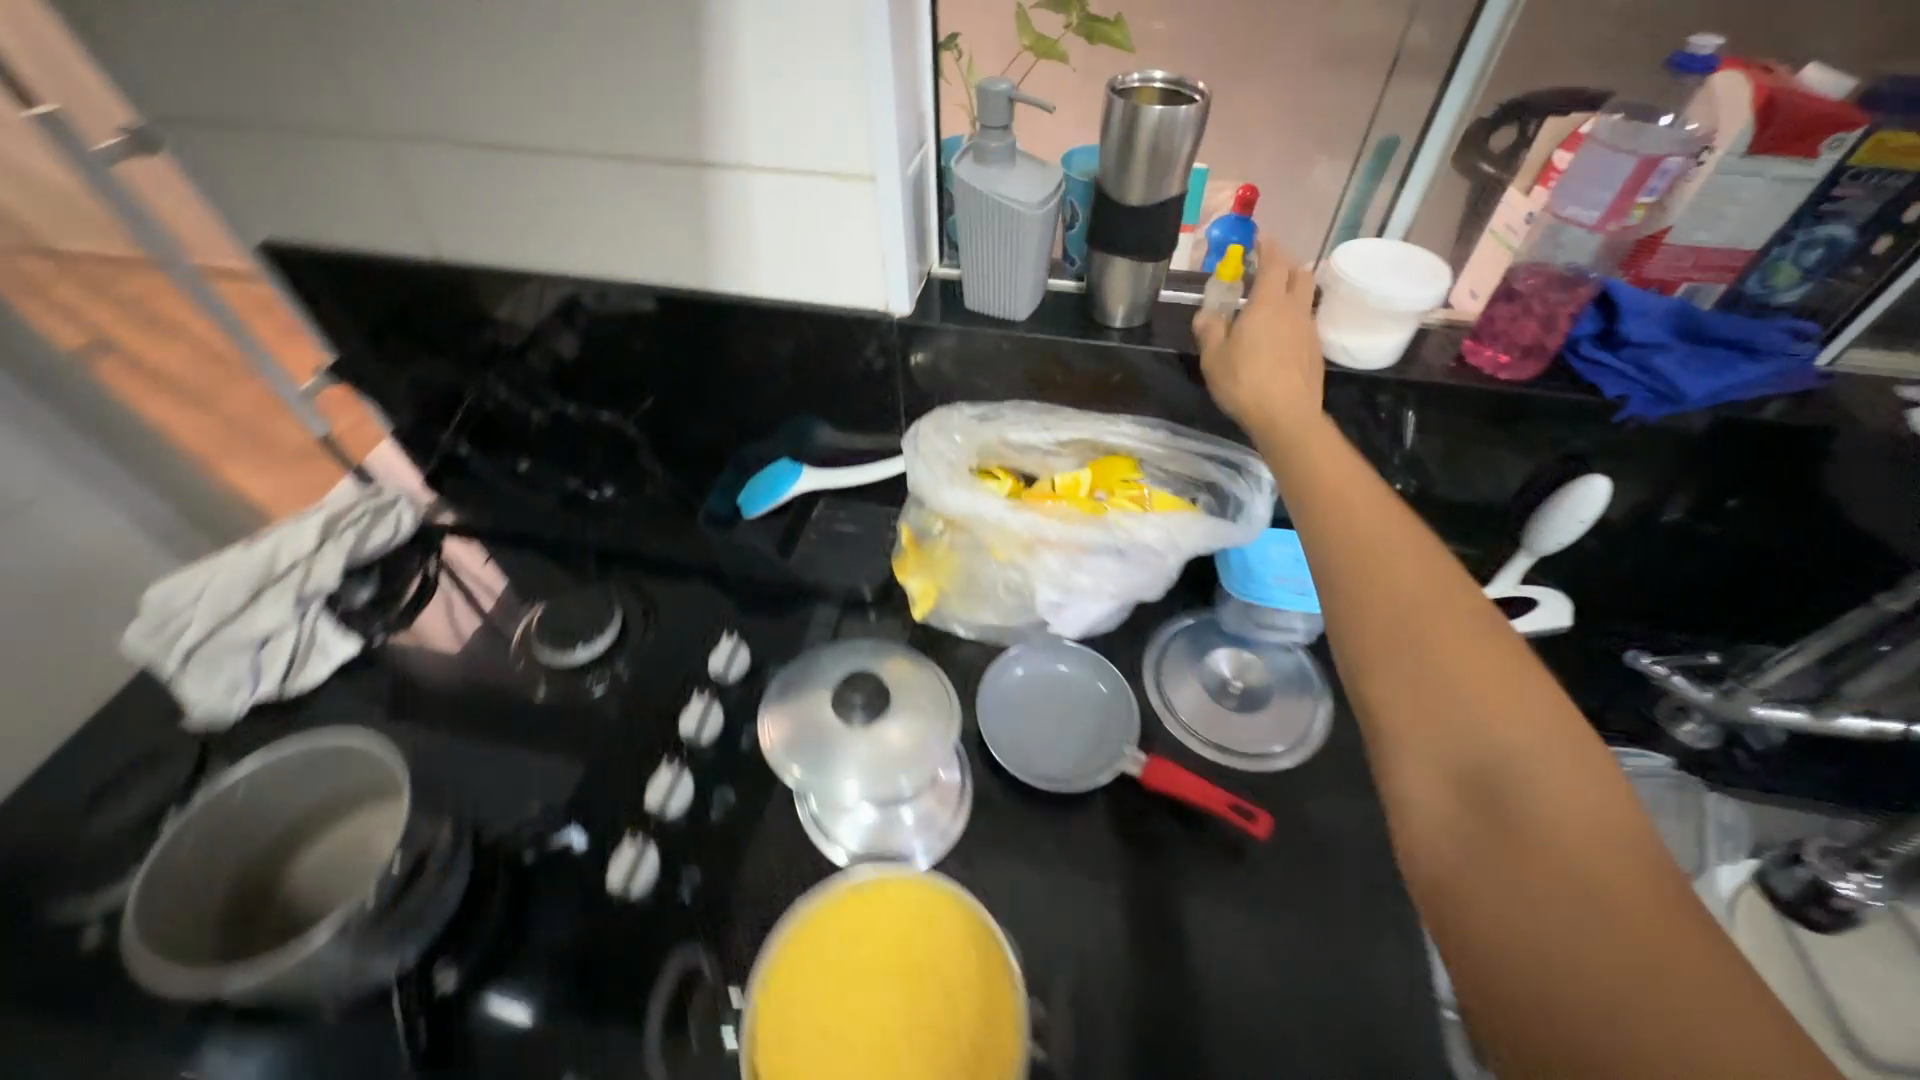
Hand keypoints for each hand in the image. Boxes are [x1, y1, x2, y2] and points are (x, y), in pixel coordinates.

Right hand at [1192, 238, 1323, 435]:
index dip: (1267, 247)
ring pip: (1307, 298)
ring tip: (1274, 302)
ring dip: (1293, 291)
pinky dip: (1295, 318)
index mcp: (1268, 303)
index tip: (1259, 240)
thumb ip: (1209, 330)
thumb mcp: (1213, 357)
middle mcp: (1294, 309)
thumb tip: (1206, 314)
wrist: (1287, 416)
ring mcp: (1309, 330)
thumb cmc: (1245, 382)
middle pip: (1300, 273)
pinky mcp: (1315, 352)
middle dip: (1286, 264)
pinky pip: (1307, 323)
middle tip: (1268, 268)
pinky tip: (1281, 336)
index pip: (1274, 261)